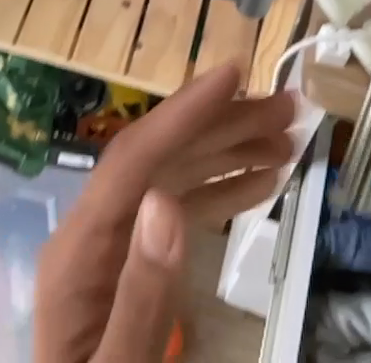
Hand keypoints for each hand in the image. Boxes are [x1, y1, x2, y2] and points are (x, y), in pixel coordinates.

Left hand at [33, 65, 295, 362]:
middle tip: (288, 107)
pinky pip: (180, 210)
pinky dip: (222, 189)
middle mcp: (96, 231)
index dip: (185, 112)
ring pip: (175, 176)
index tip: (234, 74)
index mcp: (82, 248)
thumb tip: (166, 203)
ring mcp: (116, 245)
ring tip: (288, 135)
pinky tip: (263, 180)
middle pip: (160, 158)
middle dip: (222, 125)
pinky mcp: (135, 262)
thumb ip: (141, 296)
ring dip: (229, 150)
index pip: (134, 160)